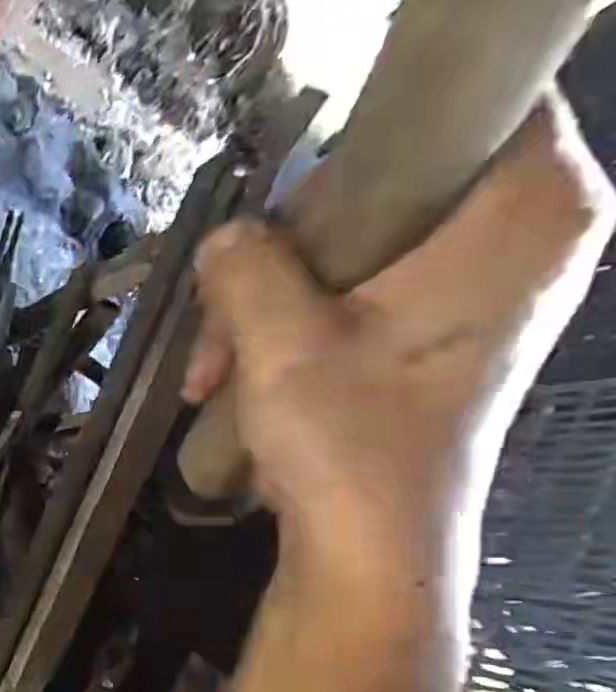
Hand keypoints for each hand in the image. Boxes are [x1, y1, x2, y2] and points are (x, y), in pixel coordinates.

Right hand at [183, 100, 612, 573]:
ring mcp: (474, 289)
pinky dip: (283, 330)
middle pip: (383, 192)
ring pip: (348, 252)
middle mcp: (519, 239)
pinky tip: (233, 379)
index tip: (281, 207)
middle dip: (278, 259)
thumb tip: (226, 235)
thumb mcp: (280, 344)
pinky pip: (347, 296)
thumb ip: (249, 273)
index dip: (367, 146)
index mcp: (523, 217)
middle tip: (218, 322)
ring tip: (211, 372)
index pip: (471, 113)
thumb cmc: (348, 434)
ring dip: (261, 307)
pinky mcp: (431, 331)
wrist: (369, 535)